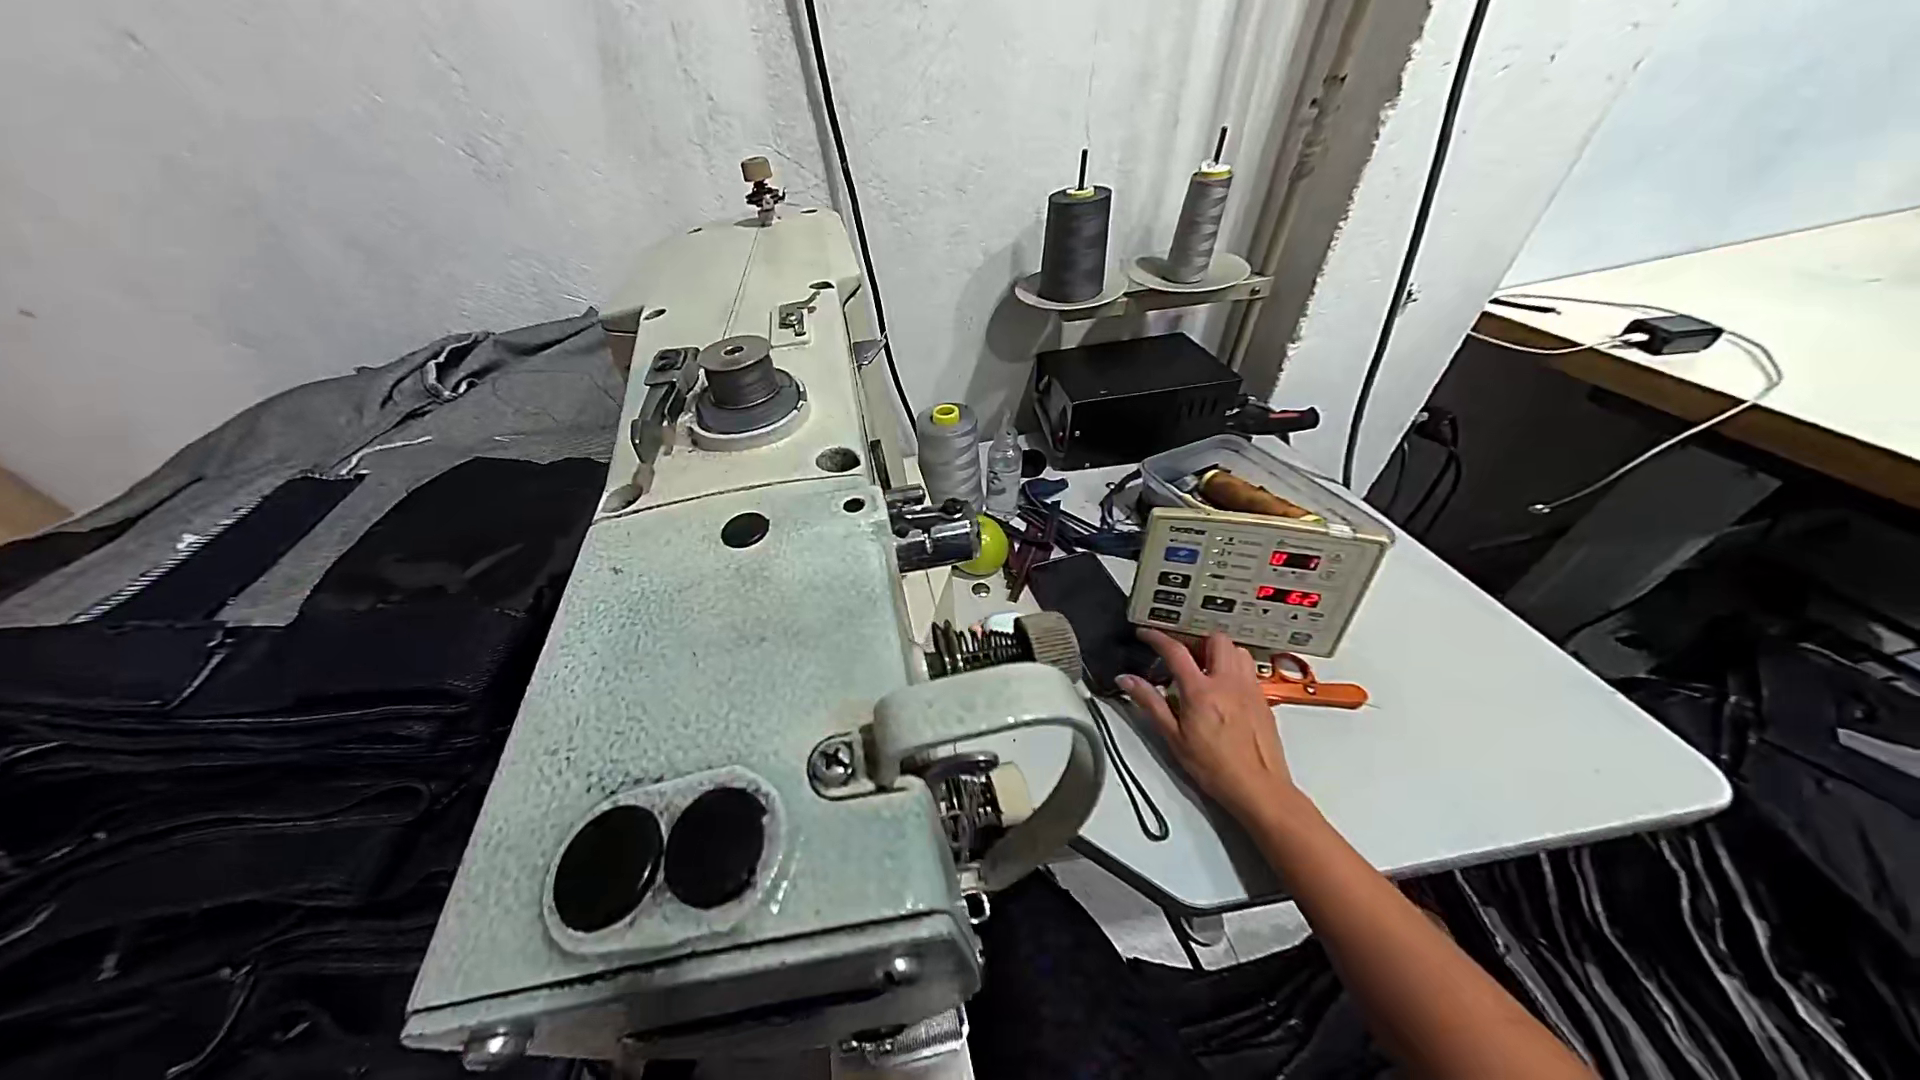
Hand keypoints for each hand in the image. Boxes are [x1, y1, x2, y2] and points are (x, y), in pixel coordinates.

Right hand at [1117, 628, 1300, 825]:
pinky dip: (1234, 668)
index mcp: (1201, 691)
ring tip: (1205, 669)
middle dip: (1196, 640)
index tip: (1146, 634)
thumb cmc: (1215, 768)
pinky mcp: (1263, 699)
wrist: (1258, 788)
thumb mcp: (1173, 737)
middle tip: (1183, 656)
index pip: (1175, 651)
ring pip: (1237, 650)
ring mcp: (1249, 689)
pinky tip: (1224, 689)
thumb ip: (1150, 702)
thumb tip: (1127, 680)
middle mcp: (1228, 683)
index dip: (1156, 637)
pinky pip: (1248, 669)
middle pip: (1215, 639)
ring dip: (1219, 651)